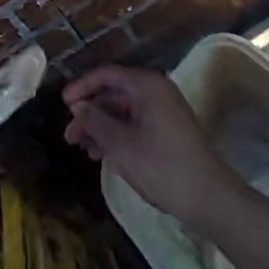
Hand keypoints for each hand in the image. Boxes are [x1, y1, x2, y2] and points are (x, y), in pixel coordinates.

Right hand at [62, 66, 239, 223]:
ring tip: (83, 150)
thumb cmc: (162, 166)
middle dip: (90, 113)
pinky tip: (103, 154)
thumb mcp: (122, 146)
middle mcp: (156, 89)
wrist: (206, 194)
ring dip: (101, 127)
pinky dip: (117, 134)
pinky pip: (135, 122)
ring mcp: (163, 108)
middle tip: (69, 137)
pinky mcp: (166, 126)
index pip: (108, 74)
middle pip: (115, 93)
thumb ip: (97, 122)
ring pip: (123, 110)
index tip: (62, 103)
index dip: (83, 86)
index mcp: (147, 85)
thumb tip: (78, 106)